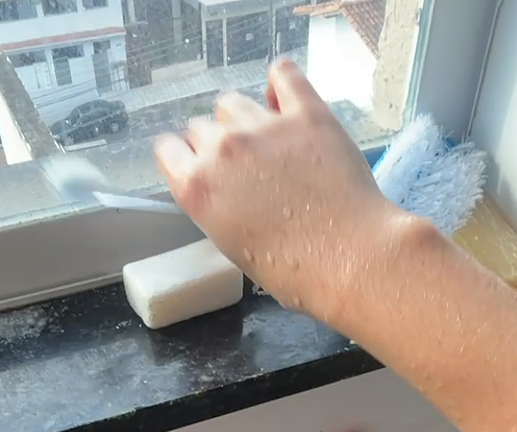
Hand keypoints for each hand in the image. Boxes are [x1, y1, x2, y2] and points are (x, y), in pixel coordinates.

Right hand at [152, 58, 408, 322]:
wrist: (348, 260)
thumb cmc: (293, 272)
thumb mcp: (236, 247)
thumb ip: (219, 207)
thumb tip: (230, 188)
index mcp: (197, 189)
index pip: (168, 151)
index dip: (185, 160)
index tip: (201, 169)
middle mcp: (222, 150)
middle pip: (202, 127)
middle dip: (216, 145)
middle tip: (245, 170)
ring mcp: (264, 127)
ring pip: (233, 102)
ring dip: (243, 119)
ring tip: (266, 144)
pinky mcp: (306, 113)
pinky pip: (282, 74)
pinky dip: (279, 83)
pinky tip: (285, 100)